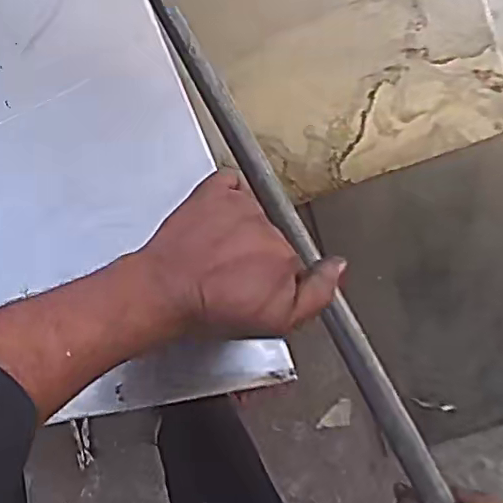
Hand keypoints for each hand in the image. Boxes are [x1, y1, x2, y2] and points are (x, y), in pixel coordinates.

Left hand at [134, 169, 344, 338]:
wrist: (165, 290)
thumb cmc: (210, 307)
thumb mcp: (278, 321)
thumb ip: (318, 295)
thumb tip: (337, 267)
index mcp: (287, 258)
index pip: (295, 256)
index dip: (275, 269)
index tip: (256, 275)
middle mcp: (268, 227)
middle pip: (272, 233)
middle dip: (255, 249)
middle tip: (230, 266)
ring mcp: (239, 206)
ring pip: (252, 210)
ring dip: (238, 224)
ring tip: (216, 246)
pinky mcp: (212, 192)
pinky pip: (229, 181)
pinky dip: (226, 191)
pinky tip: (214, 212)